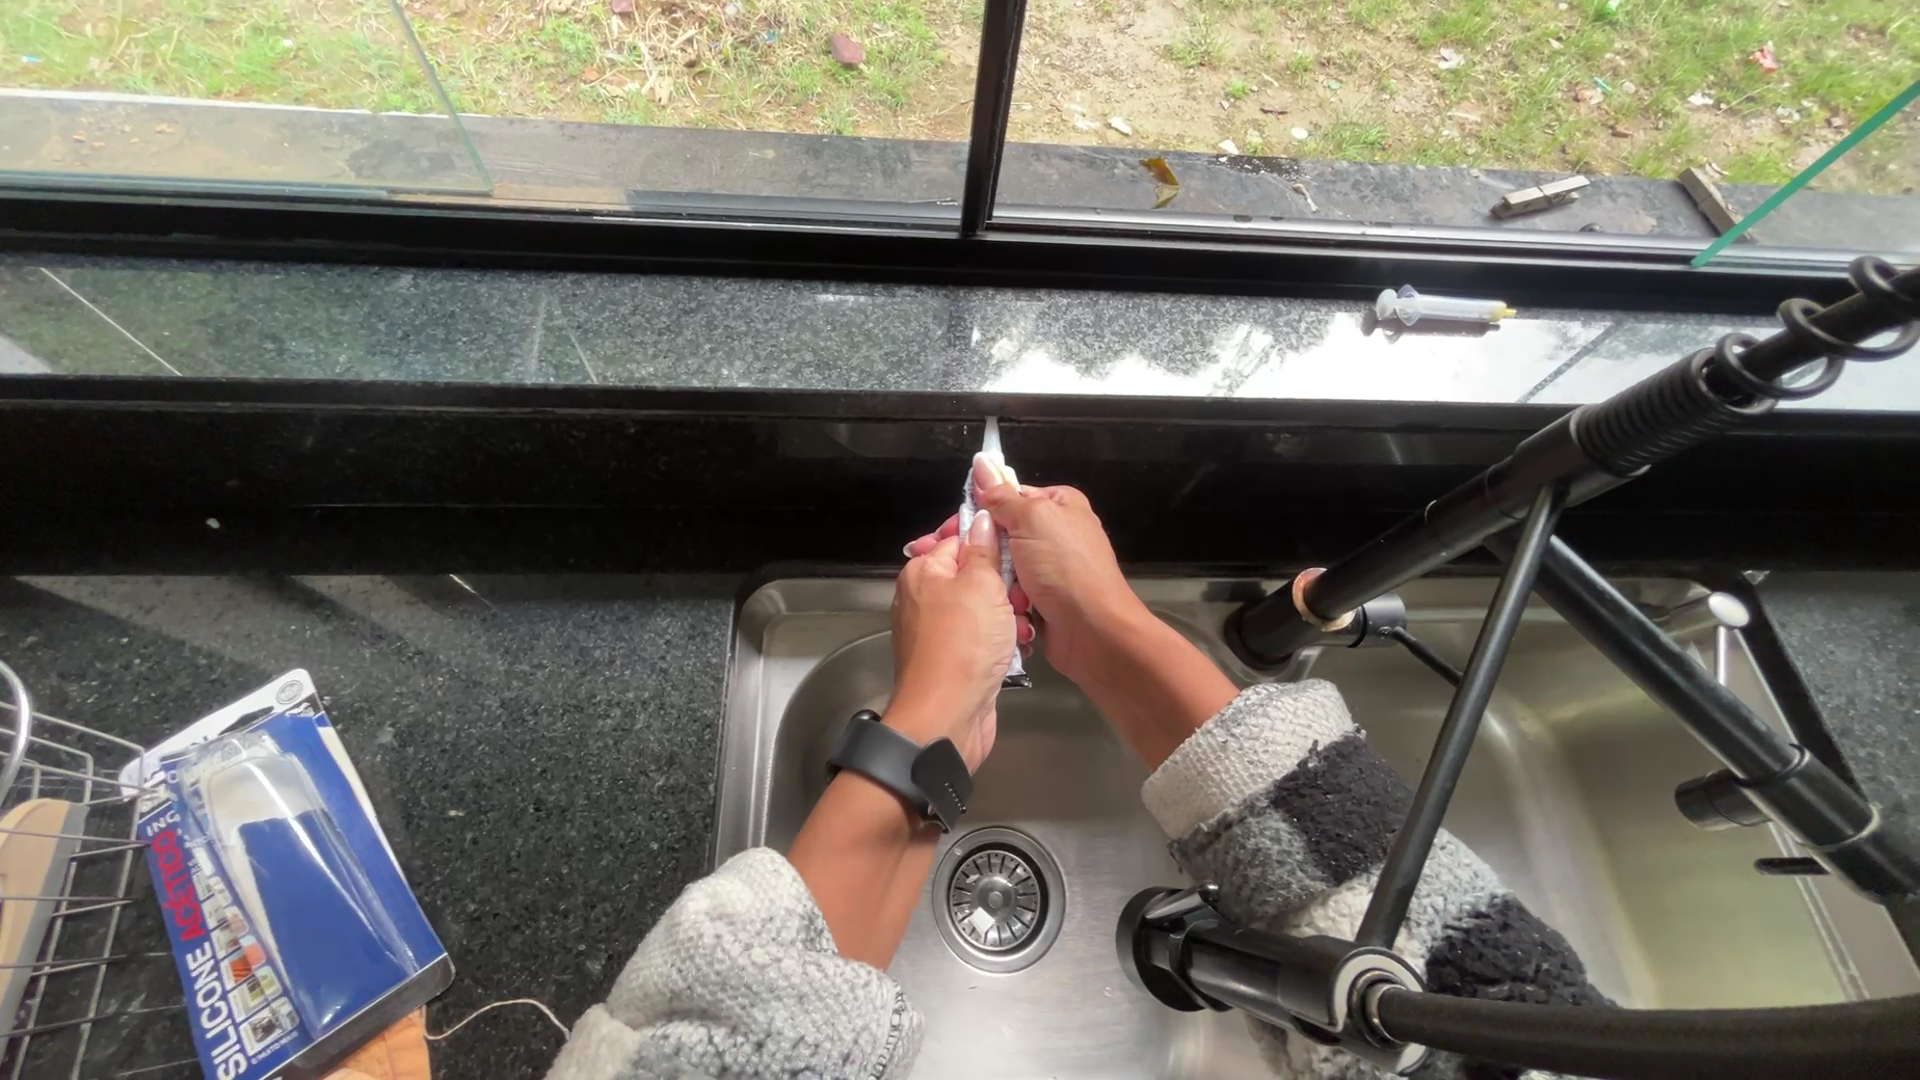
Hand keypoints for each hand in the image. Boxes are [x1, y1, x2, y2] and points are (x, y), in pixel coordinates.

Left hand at [889, 509, 1029, 771]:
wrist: (947, 715)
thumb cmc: (961, 645)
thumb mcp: (980, 584)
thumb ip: (983, 550)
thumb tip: (982, 520)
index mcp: (923, 572)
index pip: (958, 539)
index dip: (990, 542)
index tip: (1016, 549)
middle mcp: (925, 599)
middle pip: (975, 576)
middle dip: (1005, 587)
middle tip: (1017, 600)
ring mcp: (939, 632)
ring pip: (984, 610)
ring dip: (1008, 618)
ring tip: (1018, 630)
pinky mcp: (954, 660)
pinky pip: (983, 640)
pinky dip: (1001, 644)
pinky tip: (1015, 651)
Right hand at [907, 456, 1151, 685]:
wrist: (1093, 630)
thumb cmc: (1065, 568)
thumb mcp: (1031, 520)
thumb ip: (1001, 496)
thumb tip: (982, 462)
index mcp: (1058, 504)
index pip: (1006, 498)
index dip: (976, 512)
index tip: (946, 531)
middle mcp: (1054, 532)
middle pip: (1000, 534)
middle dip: (978, 550)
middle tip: (946, 561)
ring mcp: (1048, 568)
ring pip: (1002, 566)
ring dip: (992, 578)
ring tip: (976, 588)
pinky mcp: (1042, 598)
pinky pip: (1011, 592)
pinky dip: (1004, 599)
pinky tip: (992, 606)